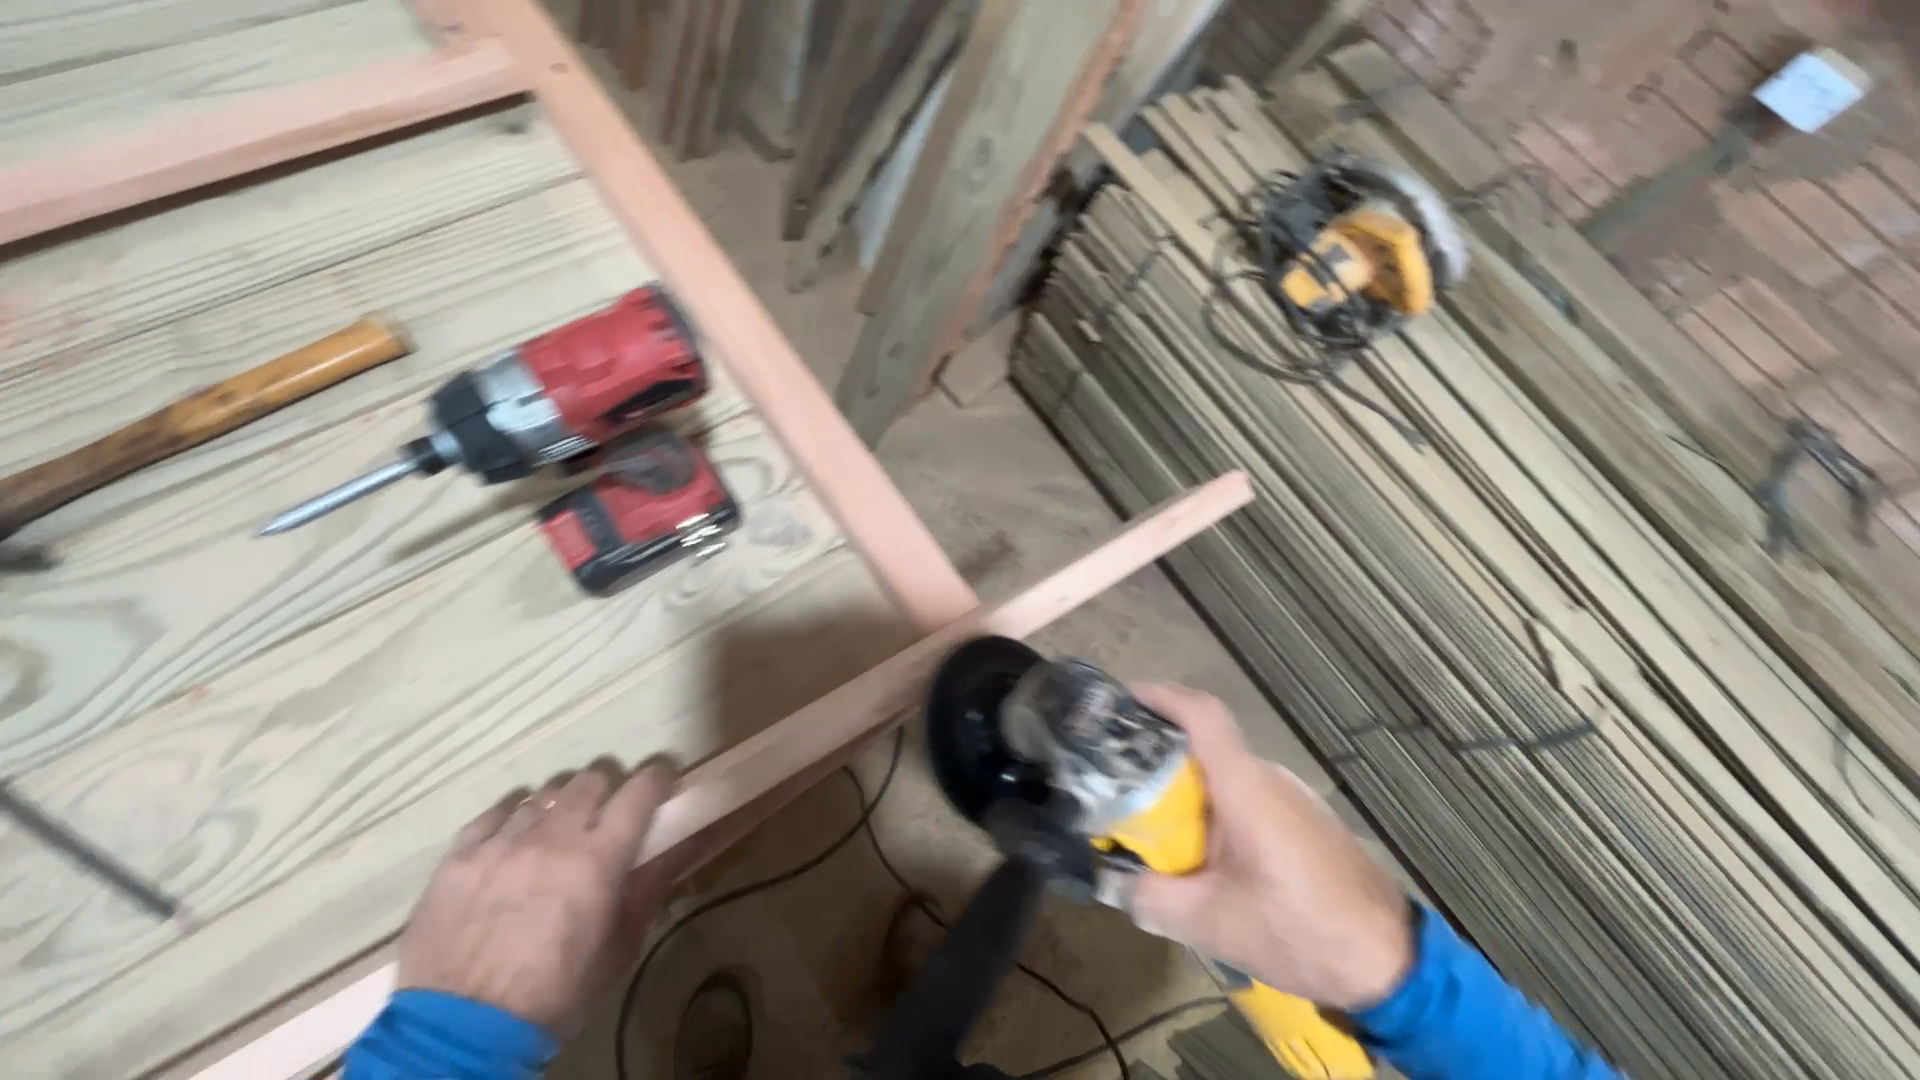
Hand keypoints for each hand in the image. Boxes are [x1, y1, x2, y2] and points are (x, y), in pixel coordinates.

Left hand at [398, 760, 677, 1033]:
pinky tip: (510, 845)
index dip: (656, 780)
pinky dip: (510, 822)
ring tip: (550, 841)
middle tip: (601, 823)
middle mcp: (552, 836)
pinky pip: (493, 815)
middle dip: (603, 795)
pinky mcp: (457, 857)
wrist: (460, 1033)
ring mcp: (501, 842)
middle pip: (589, 781)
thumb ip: (651, 887)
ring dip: (556, 811)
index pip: (640, 790)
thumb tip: (684, 847)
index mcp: (599, 857)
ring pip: (541, 796)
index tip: (660, 786)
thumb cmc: (556, 994)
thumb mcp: (619, 948)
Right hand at [1122, 685, 1413, 1011]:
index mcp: (1246, 788)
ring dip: (1181, 790)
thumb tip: (1112, 879)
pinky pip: (1242, 798)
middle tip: (1112, 779)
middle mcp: (1268, 779)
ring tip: (1144, 823)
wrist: (1393, 962)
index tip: (1120, 700)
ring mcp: (1289, 798)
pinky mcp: (1300, 820)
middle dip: (1154, 754)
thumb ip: (1152, 898)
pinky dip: (1208, 810)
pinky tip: (1196, 855)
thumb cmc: (1303, 932)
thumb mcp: (1214, 925)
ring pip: (1221, 775)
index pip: (1202, 715)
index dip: (1160, 697)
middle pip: (1203, 745)